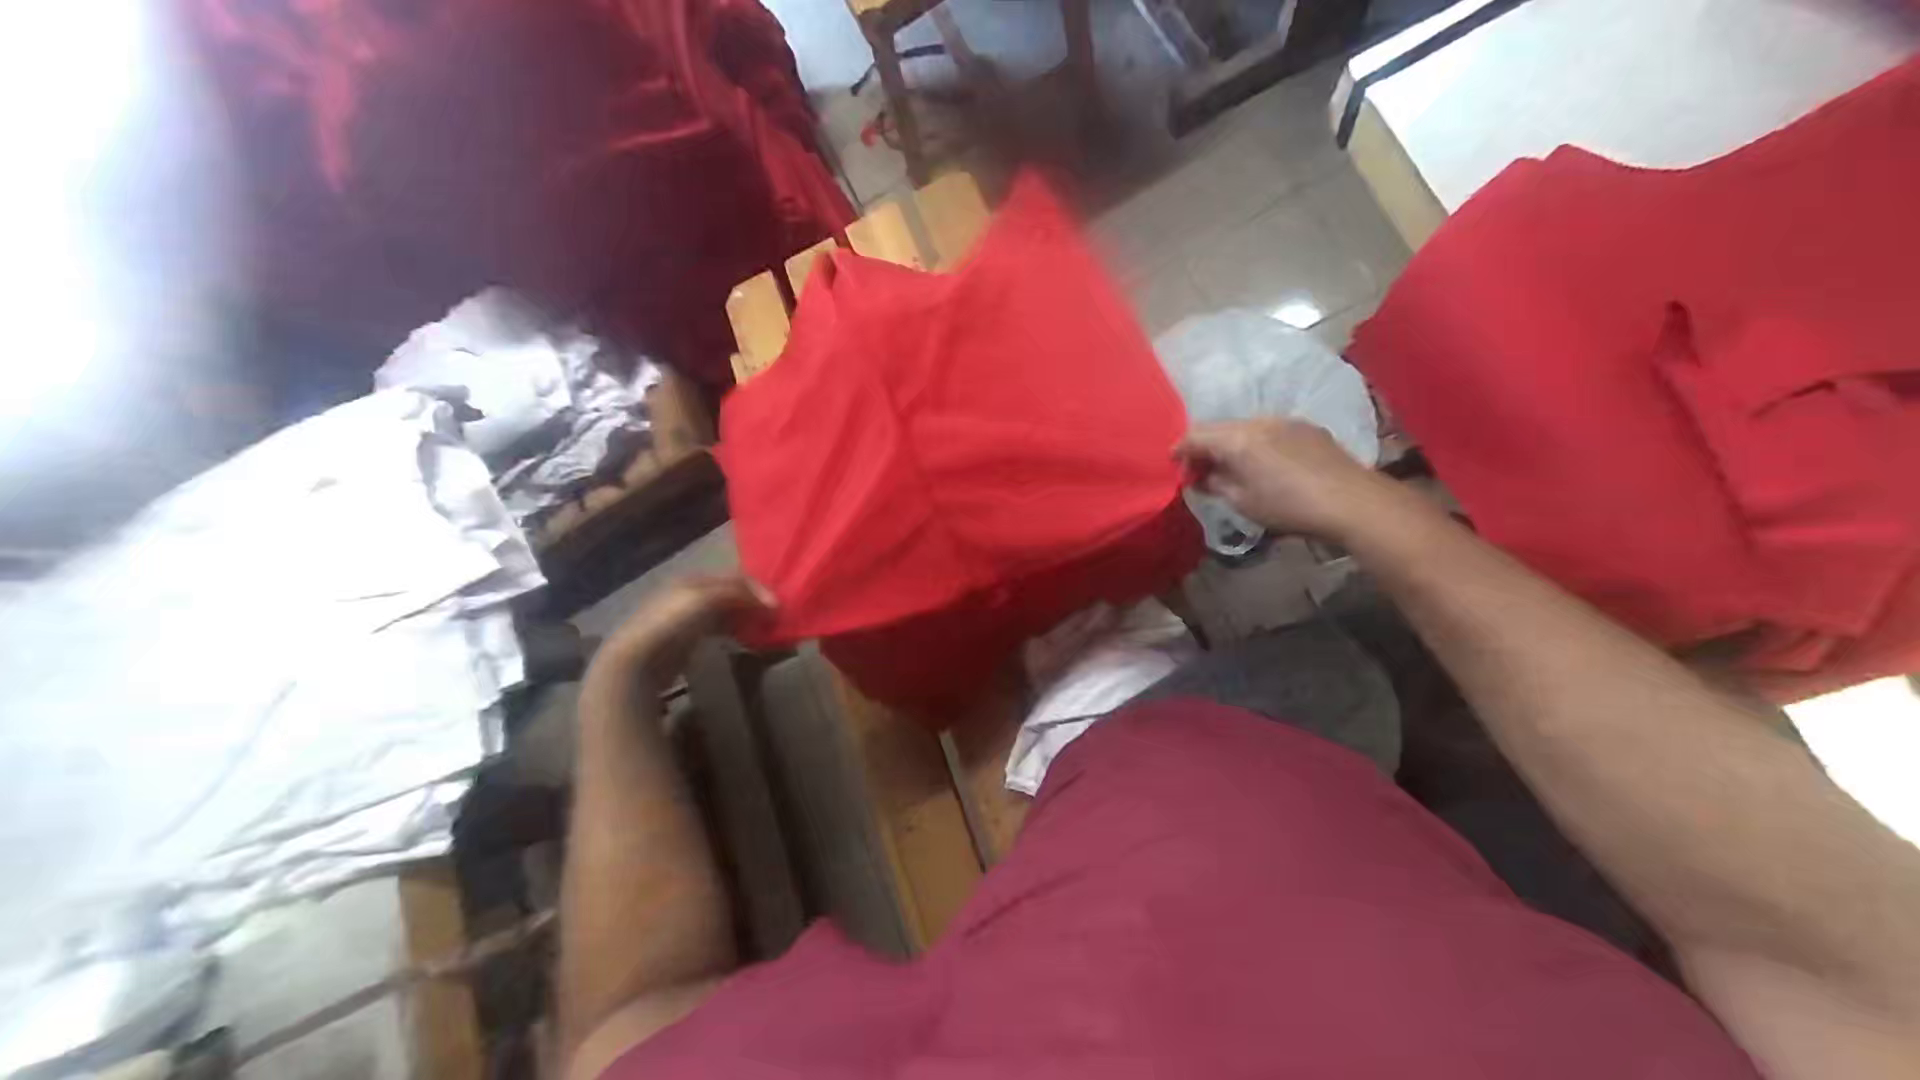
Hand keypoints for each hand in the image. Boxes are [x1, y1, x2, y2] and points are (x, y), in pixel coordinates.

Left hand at [593, 575, 773, 685]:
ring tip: (762, 632)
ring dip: (746, 620)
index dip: (759, 589)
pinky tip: (742, 643)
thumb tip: (771, 603)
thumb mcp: (707, 600)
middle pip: (731, 594)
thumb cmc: (672, 625)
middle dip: (754, 604)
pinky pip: (718, 631)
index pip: (736, 577)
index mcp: (694, 580)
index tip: (778, 608)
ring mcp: (686, 618)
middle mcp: (690, 594)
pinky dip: (734, 634)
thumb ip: (739, 594)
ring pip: (726, 613)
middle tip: (773, 620)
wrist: (636, 661)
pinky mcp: (685, 641)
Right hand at [1174, 419, 1409, 541]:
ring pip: (1245, 428)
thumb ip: (1216, 485)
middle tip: (1200, 472)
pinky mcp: (1307, 429)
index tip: (1175, 468)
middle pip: (1219, 428)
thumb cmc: (1289, 506)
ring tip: (1231, 469)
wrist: (1352, 502)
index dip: (1180, 450)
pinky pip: (1269, 431)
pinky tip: (1263, 465)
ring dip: (1231, 445)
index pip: (1195, 435)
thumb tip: (1203, 477)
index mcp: (1237, 439)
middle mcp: (1258, 422)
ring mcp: (1286, 422)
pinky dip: (1256, 444)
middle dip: (1205, 448)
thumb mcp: (1243, 502)